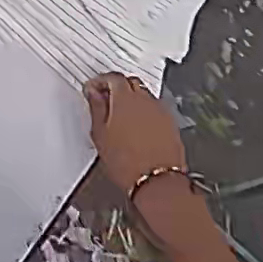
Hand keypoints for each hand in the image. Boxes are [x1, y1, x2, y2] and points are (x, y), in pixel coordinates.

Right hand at [82, 73, 203, 241]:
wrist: (157, 184)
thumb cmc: (128, 162)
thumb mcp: (100, 133)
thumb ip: (96, 107)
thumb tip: (94, 94)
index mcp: (126, 99)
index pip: (113, 77)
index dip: (99, 81)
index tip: (92, 90)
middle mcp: (146, 101)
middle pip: (130, 82)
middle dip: (116, 86)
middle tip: (104, 98)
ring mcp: (161, 112)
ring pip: (143, 95)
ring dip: (131, 99)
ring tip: (118, 115)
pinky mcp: (170, 125)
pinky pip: (154, 109)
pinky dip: (143, 111)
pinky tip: (134, 126)